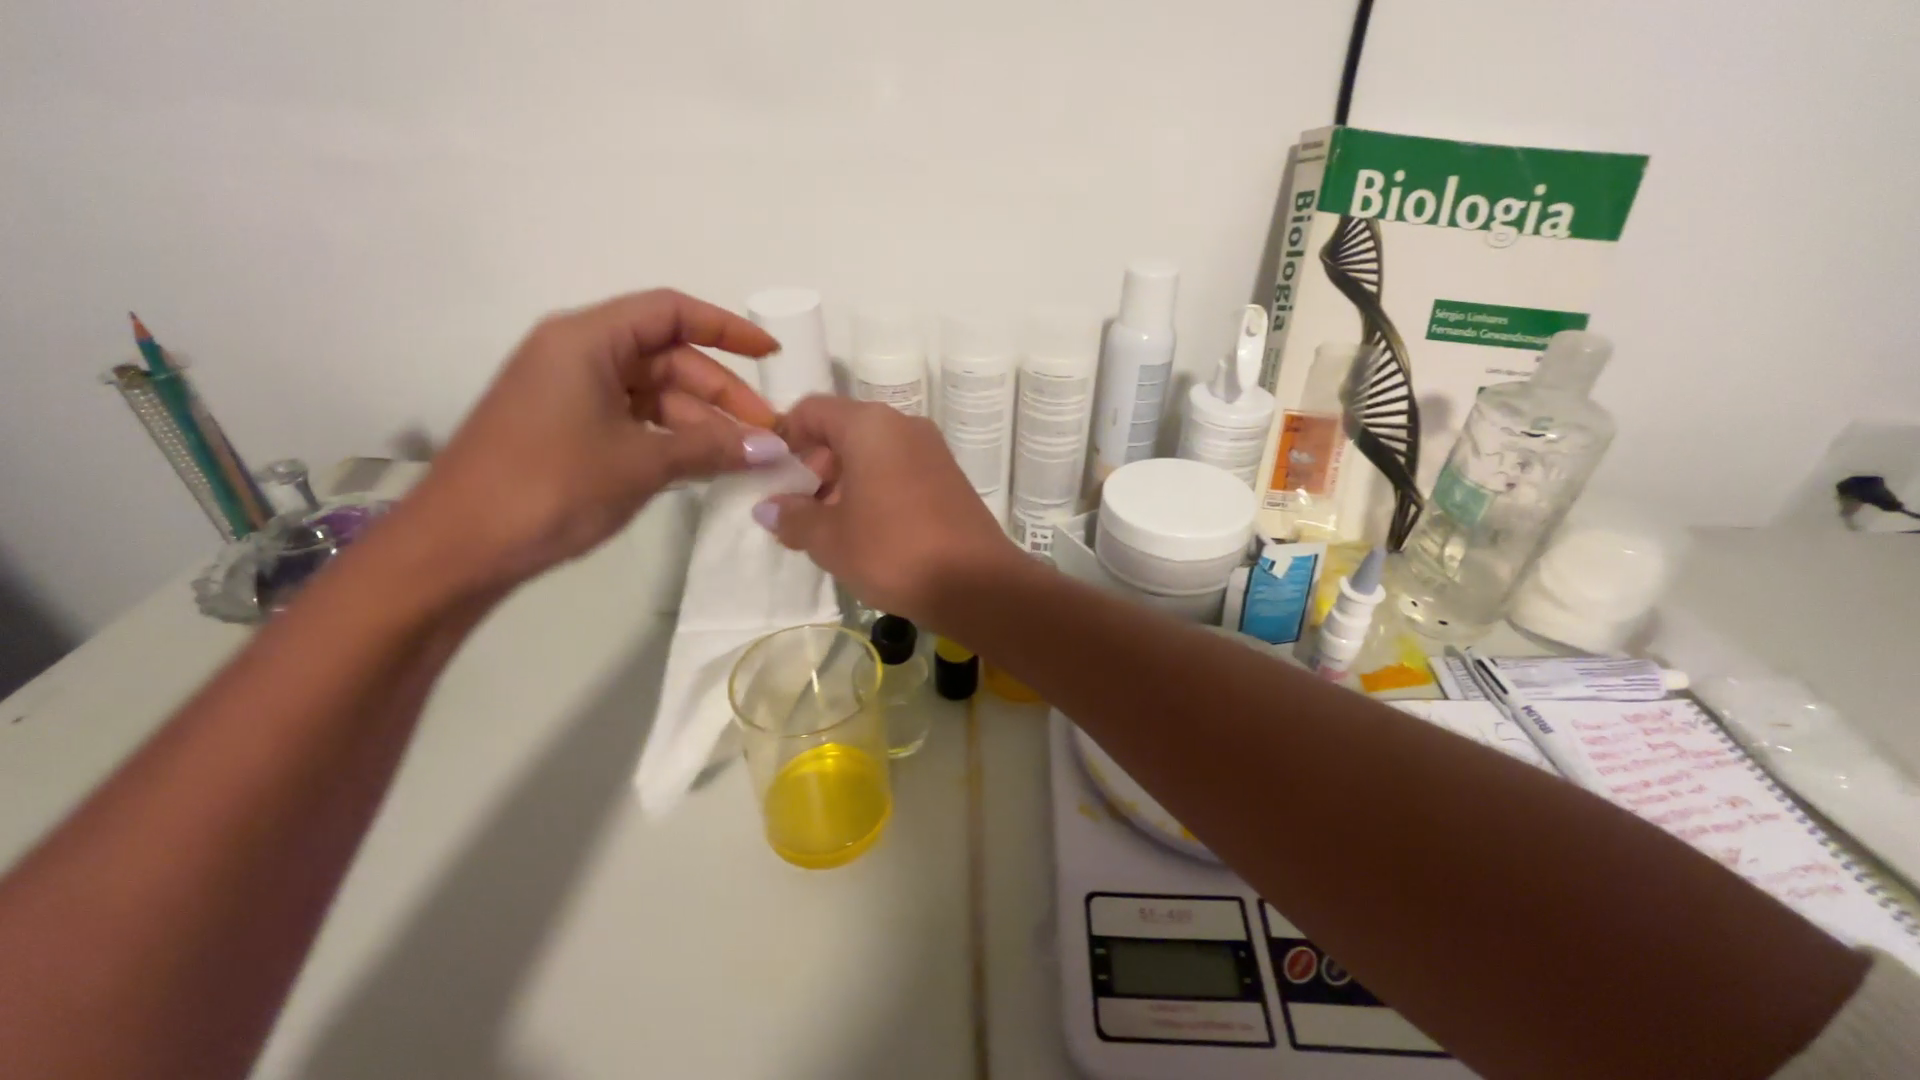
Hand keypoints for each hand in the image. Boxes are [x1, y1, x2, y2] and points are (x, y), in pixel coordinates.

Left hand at [402, 289, 785, 589]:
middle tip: (765, 433)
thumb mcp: (639, 464)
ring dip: (698, 421)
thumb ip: (710, 448)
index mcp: (586, 340)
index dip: (727, 329)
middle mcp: (575, 353)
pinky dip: (667, 437)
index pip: (671, 313)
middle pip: (665, 356)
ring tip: (741, 457)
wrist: (456, 547)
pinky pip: (629, 417)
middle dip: (719, 392)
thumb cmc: (549, 487)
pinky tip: (700, 465)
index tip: (771, 356)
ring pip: (650, 392)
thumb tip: (772, 448)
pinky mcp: (562, 427)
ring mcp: (566, 392)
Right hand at [756, 395, 1022, 623]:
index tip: (773, 478)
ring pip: (873, 454)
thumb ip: (793, 517)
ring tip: (829, 530)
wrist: (976, 584)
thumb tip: (768, 508)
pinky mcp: (949, 478)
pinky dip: (875, 491)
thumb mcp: (830, 539)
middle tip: (799, 512)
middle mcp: (903, 426)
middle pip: (844, 431)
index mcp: (870, 425)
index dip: (786, 439)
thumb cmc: (892, 551)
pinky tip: (866, 533)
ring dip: (844, 483)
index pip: (813, 411)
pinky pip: (898, 471)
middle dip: (815, 467)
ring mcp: (932, 451)